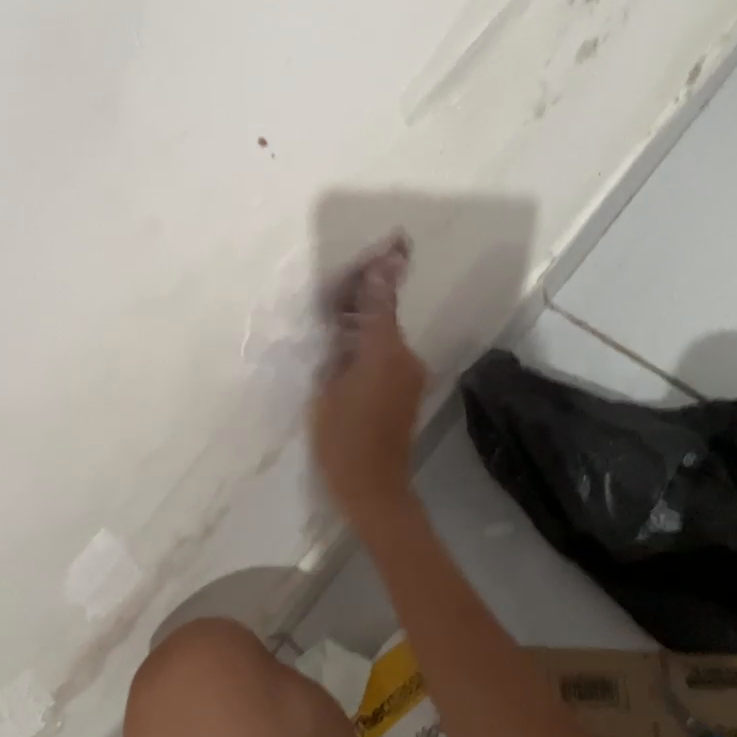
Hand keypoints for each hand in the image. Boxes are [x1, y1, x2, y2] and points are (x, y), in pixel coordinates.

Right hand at [313, 235, 425, 534]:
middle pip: (384, 320)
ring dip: (367, 327)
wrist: (376, 490)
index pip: (380, 304)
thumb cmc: (342, 442)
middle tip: (346, 282)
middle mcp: (404, 358)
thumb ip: (338, 354)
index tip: (389, 246)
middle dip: (367, 301)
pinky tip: (349, 350)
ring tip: (340, 317)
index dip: (379, 277)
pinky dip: (372, 349)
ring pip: (386, 340)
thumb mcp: (326, 393)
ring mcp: (410, 376)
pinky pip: (388, 358)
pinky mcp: (408, 391)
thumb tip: (345, 330)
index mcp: (382, 353)